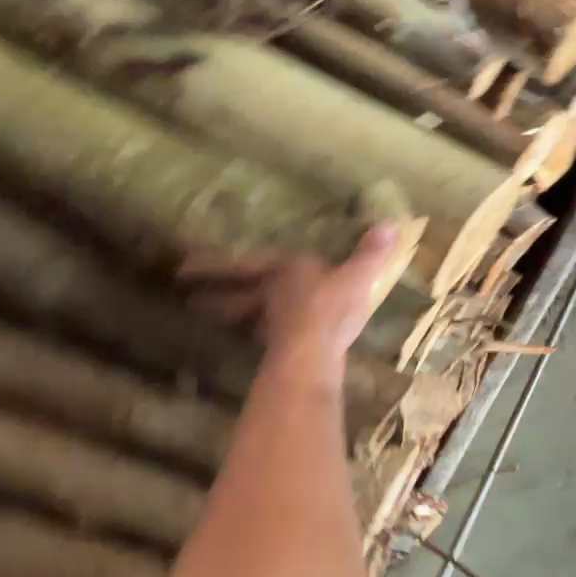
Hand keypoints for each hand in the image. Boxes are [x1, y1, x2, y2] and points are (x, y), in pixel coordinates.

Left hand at [182, 224, 401, 357]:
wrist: (313, 353)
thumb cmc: (331, 306)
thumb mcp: (360, 276)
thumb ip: (372, 253)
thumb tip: (391, 223)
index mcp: (286, 271)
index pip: (250, 264)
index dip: (218, 264)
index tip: (184, 267)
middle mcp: (270, 294)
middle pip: (236, 293)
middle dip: (215, 292)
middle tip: (187, 294)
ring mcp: (270, 323)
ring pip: (244, 317)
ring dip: (230, 315)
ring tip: (212, 316)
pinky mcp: (279, 348)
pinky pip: (265, 337)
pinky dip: (260, 337)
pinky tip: (264, 341)